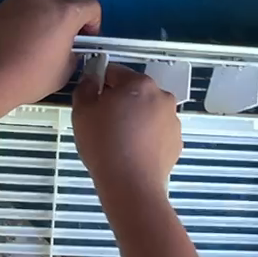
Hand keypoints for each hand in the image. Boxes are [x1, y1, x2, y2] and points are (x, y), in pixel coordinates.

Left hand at [0, 0, 101, 107]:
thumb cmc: (29, 76)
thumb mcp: (64, 71)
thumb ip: (73, 53)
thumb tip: (69, 49)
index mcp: (65, 12)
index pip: (92, 5)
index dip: (94, 23)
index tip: (86, 38)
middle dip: (71, 15)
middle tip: (66, 38)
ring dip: (49, 13)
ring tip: (41, 37)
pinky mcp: (2, 5)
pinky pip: (24, 6)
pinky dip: (29, 16)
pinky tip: (21, 38)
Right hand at [73, 63, 181, 197]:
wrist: (131, 184)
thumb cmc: (104, 144)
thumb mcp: (82, 111)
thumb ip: (86, 88)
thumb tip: (92, 81)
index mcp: (140, 84)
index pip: (115, 72)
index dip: (100, 85)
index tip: (92, 102)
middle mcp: (162, 97)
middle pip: (134, 92)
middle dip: (120, 102)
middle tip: (103, 123)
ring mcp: (172, 120)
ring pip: (147, 112)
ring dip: (134, 119)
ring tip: (118, 141)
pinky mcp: (176, 142)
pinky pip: (156, 132)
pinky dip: (146, 137)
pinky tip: (131, 151)